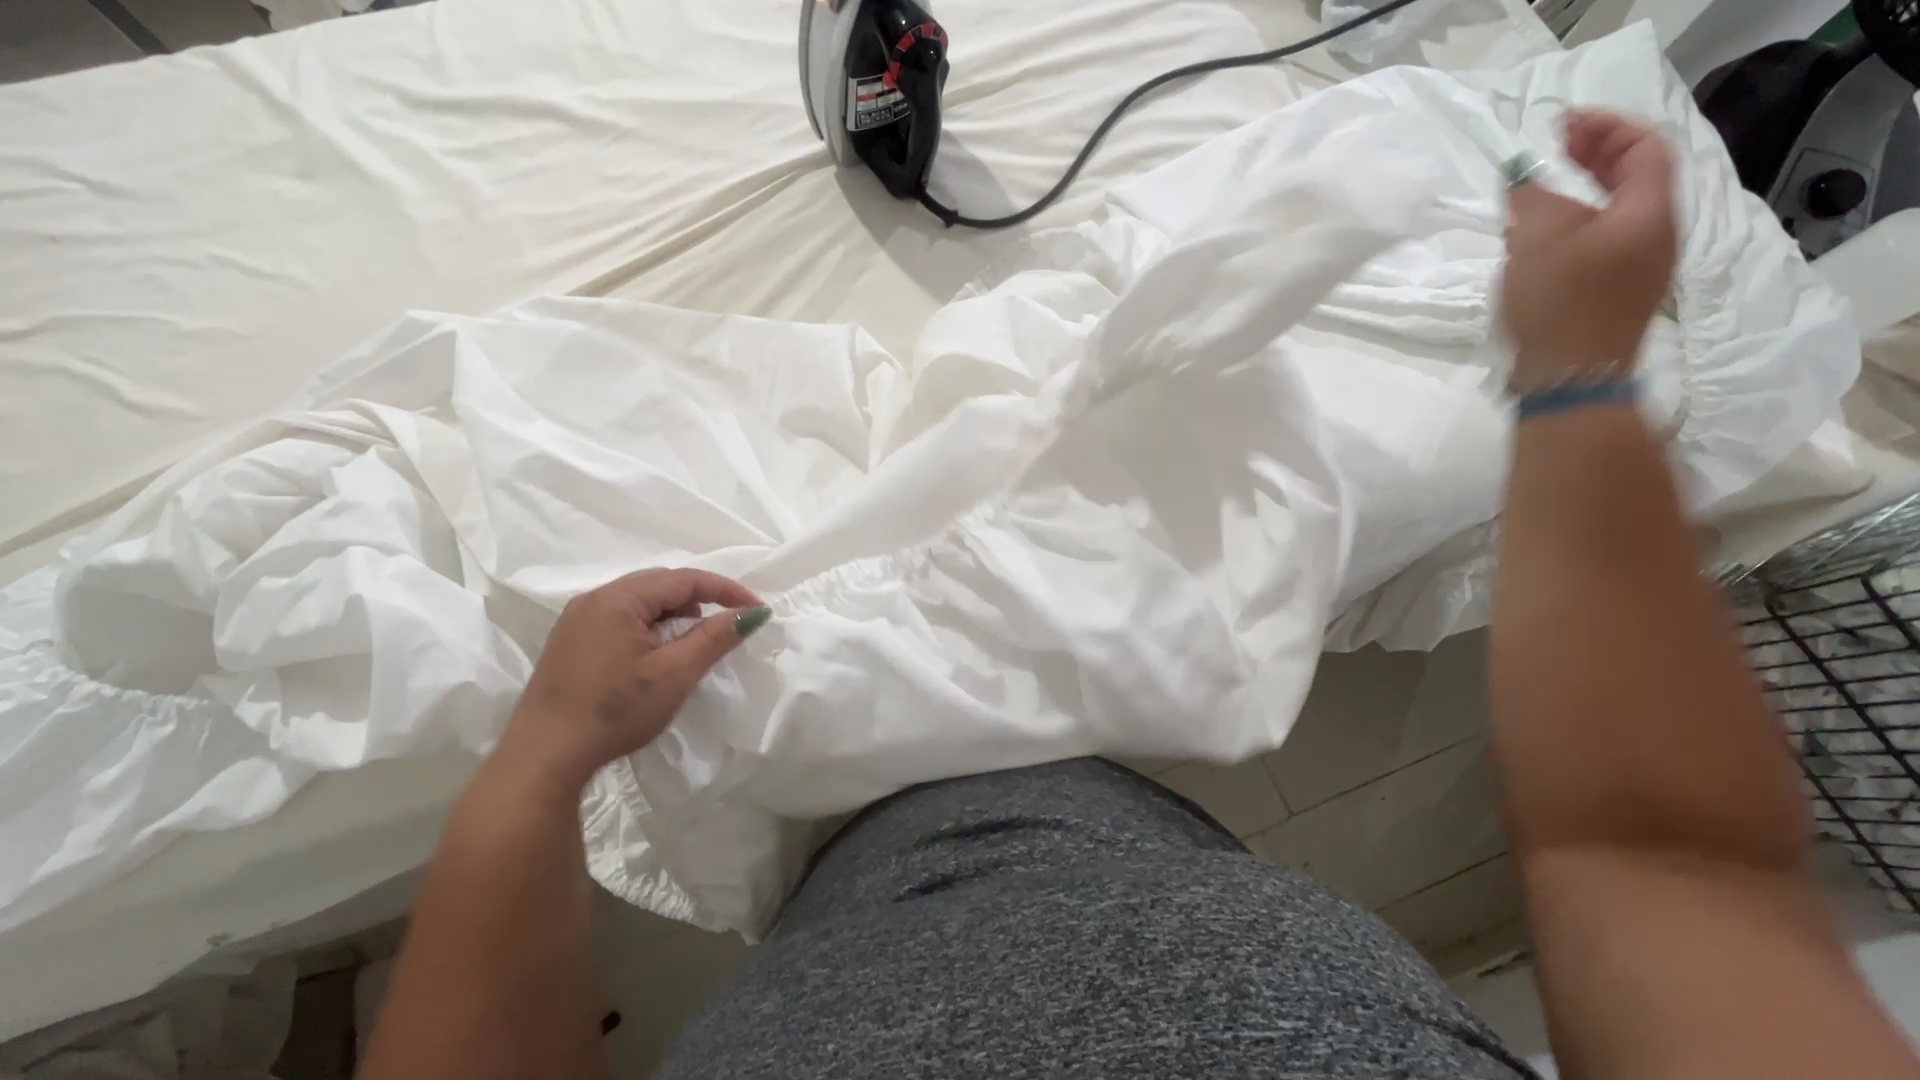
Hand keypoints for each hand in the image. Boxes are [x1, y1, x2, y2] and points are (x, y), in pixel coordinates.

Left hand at [494, 569, 768, 792]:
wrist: (544, 757)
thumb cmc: (614, 712)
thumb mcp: (674, 674)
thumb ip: (715, 637)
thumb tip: (752, 613)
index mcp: (618, 599)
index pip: (684, 579)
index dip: (726, 590)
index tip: (759, 610)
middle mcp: (594, 599)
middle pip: (660, 583)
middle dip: (701, 597)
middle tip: (731, 619)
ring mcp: (578, 620)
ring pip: (639, 601)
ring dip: (675, 611)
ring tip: (699, 635)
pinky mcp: (571, 643)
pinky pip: (621, 618)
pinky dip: (650, 625)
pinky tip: (659, 651)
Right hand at [1502, 109, 1678, 388]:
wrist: (1571, 377)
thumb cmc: (1560, 301)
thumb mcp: (1538, 238)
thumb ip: (1532, 197)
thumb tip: (1523, 177)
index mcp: (1649, 210)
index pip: (1645, 145)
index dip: (1606, 126)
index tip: (1560, 125)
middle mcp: (1657, 234)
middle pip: (1637, 177)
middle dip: (1596, 154)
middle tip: (1554, 147)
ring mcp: (1640, 267)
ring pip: (1618, 211)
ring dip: (1582, 192)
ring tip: (1538, 195)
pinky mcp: (1616, 293)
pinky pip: (1604, 241)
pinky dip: (1577, 225)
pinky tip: (1541, 240)